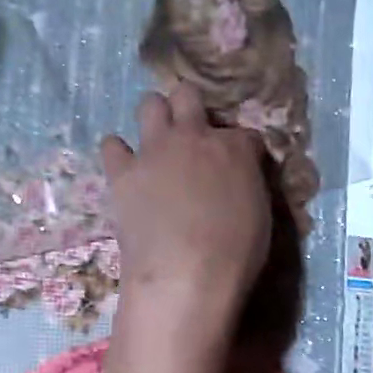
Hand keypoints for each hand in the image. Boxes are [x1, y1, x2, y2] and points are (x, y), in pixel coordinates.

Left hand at [101, 84, 272, 329]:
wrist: (184, 275)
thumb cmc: (234, 256)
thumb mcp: (260, 217)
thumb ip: (248, 187)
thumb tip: (238, 182)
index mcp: (236, 149)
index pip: (244, 133)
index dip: (241, 149)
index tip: (238, 166)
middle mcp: (194, 137)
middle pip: (188, 96)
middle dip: (190, 109)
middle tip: (190, 137)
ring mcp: (155, 150)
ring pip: (149, 104)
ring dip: (155, 119)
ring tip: (157, 147)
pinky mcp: (122, 172)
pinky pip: (112, 145)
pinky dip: (119, 154)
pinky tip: (126, 171)